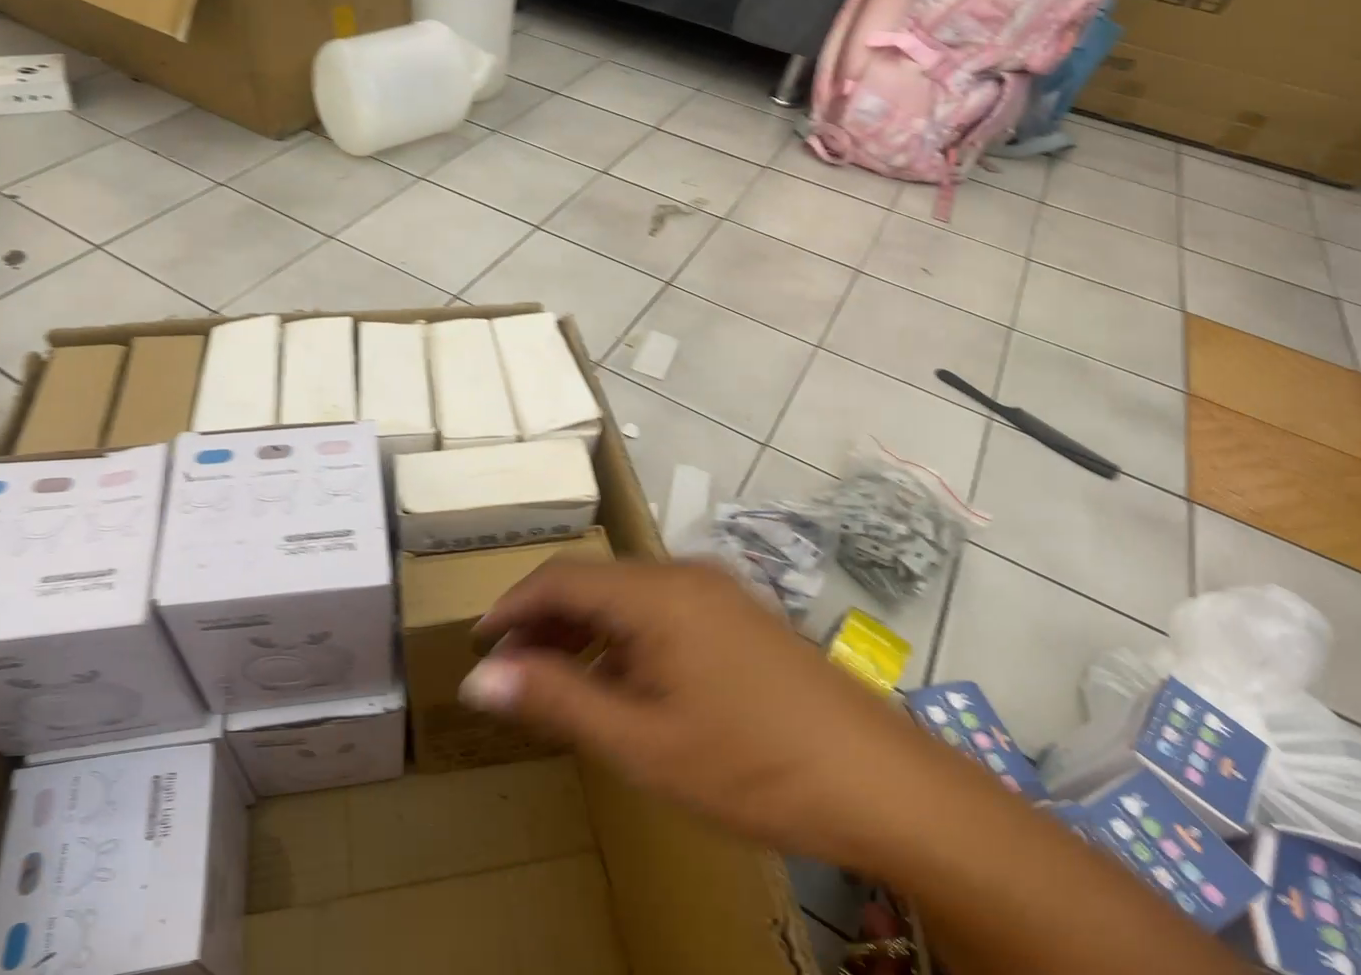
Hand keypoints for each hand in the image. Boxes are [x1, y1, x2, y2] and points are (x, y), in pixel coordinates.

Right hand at [460, 560, 985, 869]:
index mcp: (657, 594)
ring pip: (629, 597)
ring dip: (584, 631)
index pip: (560, 578)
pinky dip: (624, 639)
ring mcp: (723, 594)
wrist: (883, 784)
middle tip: (510, 669)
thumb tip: (480, 677)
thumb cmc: (753, 765)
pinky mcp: (744, 618)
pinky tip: (623, 684)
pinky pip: (663, 613)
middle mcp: (688, 576)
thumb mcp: (640, 741)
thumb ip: (556, 700)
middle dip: (544, 621)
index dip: (510, 606)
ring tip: (557, 681)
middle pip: (595, 582)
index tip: (477, 642)